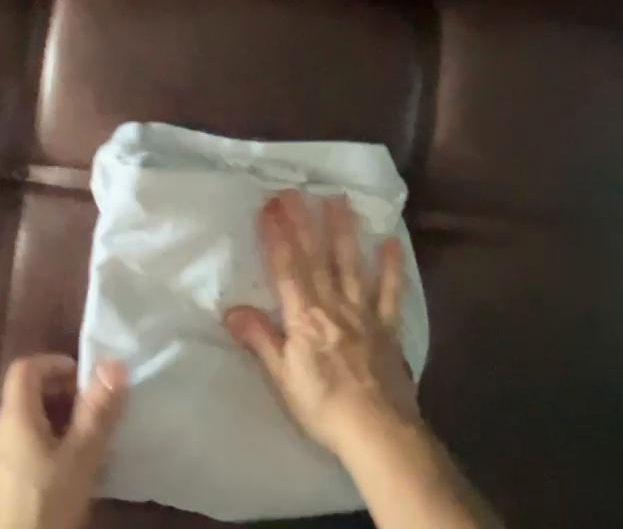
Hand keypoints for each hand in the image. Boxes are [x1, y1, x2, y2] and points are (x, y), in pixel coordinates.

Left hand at [0, 354, 128, 528]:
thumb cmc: (48, 504)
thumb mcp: (80, 458)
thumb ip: (97, 411)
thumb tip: (114, 363)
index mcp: (14, 418)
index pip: (25, 368)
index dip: (54, 362)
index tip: (84, 375)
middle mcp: (1, 434)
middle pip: (27, 394)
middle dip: (62, 391)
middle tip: (94, 405)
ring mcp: (1, 463)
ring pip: (29, 423)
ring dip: (59, 419)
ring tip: (91, 434)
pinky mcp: (7, 487)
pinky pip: (28, 448)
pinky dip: (51, 443)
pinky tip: (75, 467)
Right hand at [223, 190, 418, 456]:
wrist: (379, 433)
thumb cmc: (323, 407)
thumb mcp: (282, 378)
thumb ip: (260, 339)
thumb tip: (231, 309)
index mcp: (304, 317)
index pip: (286, 268)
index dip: (276, 235)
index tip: (269, 205)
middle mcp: (333, 306)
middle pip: (315, 258)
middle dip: (303, 222)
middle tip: (295, 190)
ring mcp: (363, 314)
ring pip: (350, 265)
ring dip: (343, 231)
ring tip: (339, 200)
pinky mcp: (387, 329)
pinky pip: (389, 293)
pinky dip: (391, 268)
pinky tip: (390, 243)